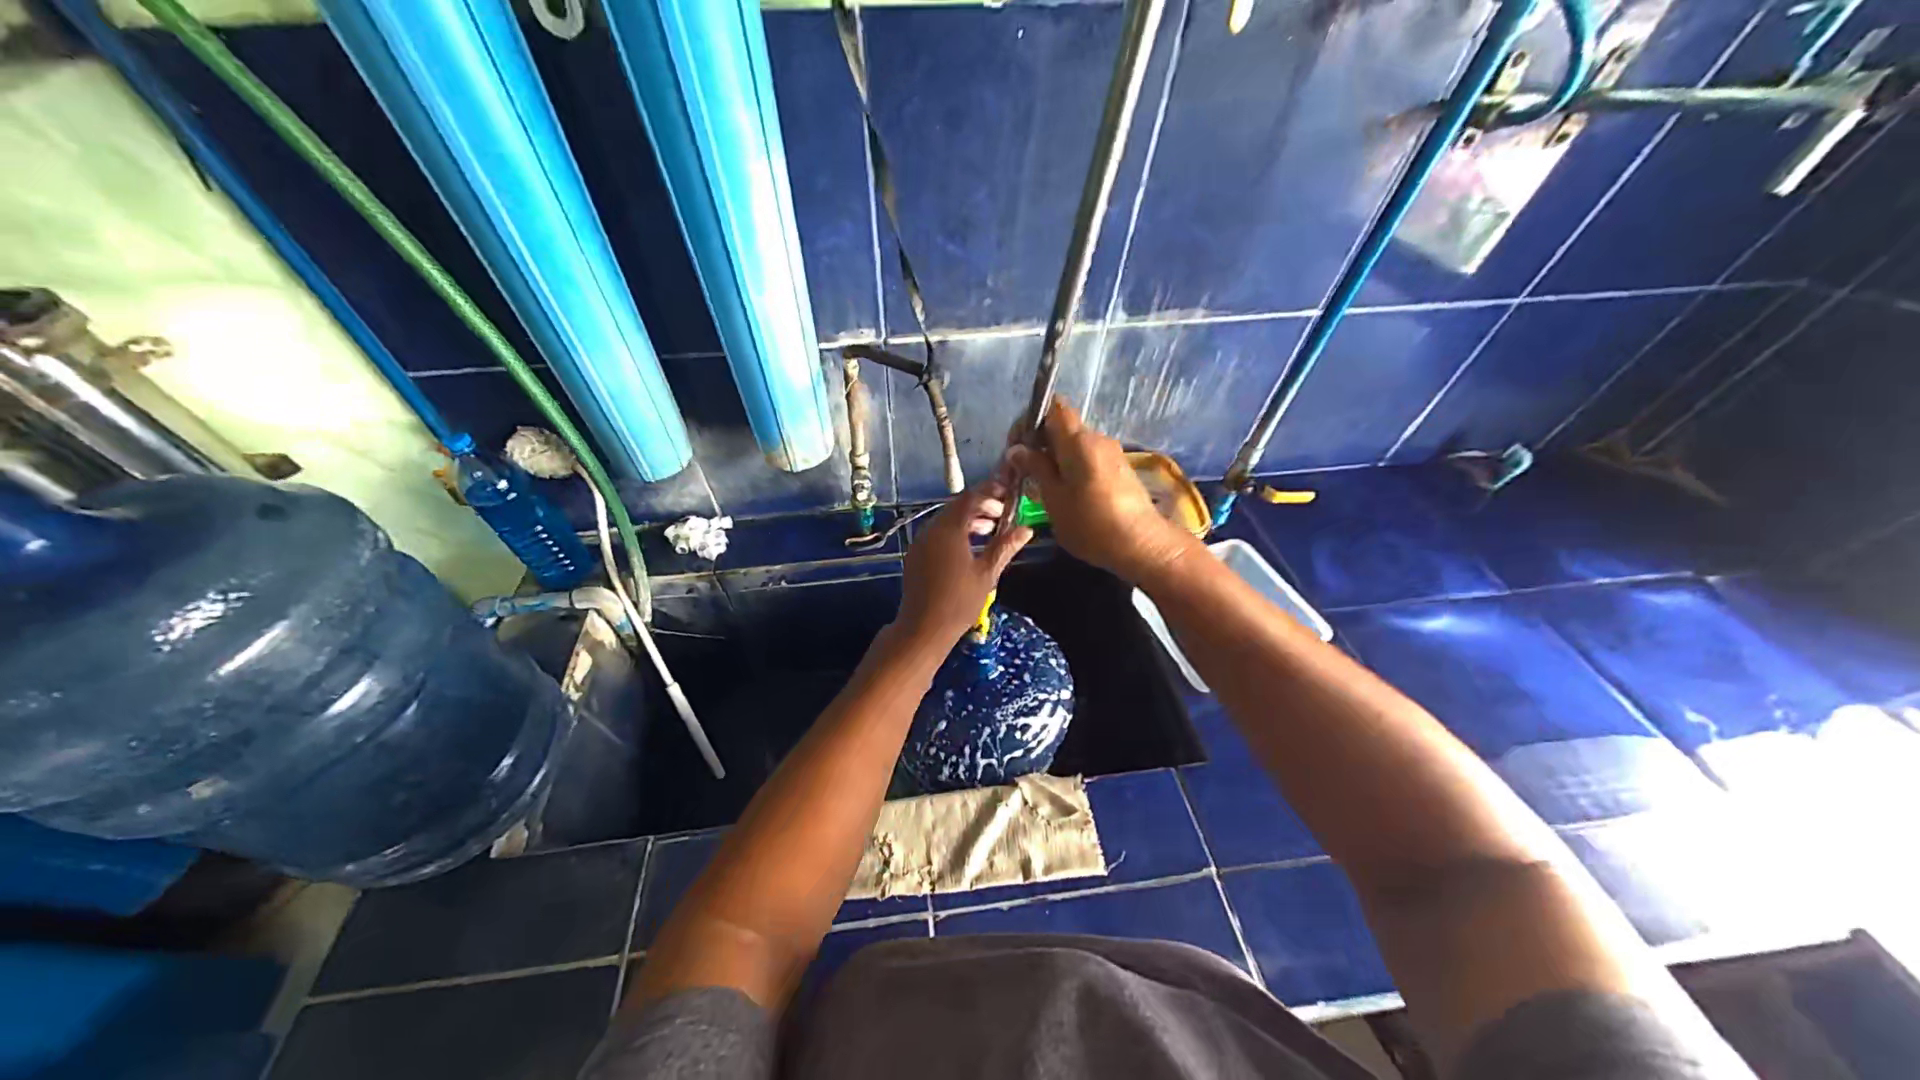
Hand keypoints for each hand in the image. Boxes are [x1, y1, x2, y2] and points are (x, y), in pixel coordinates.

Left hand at [894, 471, 1032, 646]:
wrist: (923, 629)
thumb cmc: (959, 602)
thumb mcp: (987, 573)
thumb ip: (1005, 547)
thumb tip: (1026, 529)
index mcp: (948, 529)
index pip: (970, 498)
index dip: (990, 492)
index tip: (1008, 493)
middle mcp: (931, 530)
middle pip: (956, 507)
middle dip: (980, 506)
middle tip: (1002, 514)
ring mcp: (920, 542)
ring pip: (946, 521)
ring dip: (968, 520)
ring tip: (990, 530)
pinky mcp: (916, 556)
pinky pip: (937, 534)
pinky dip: (955, 533)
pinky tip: (970, 547)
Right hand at [1007, 397, 1199, 583]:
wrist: (1141, 546)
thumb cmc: (1091, 523)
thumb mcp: (1054, 498)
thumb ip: (1036, 469)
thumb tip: (1017, 450)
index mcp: (1079, 441)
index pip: (1053, 407)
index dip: (1031, 420)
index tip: (1018, 447)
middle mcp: (1098, 439)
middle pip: (1063, 428)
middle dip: (1040, 444)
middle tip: (1024, 473)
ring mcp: (1112, 455)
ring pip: (1075, 446)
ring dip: (1056, 460)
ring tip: (1043, 489)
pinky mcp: (1120, 471)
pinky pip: (1089, 460)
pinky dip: (1072, 470)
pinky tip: (1066, 496)